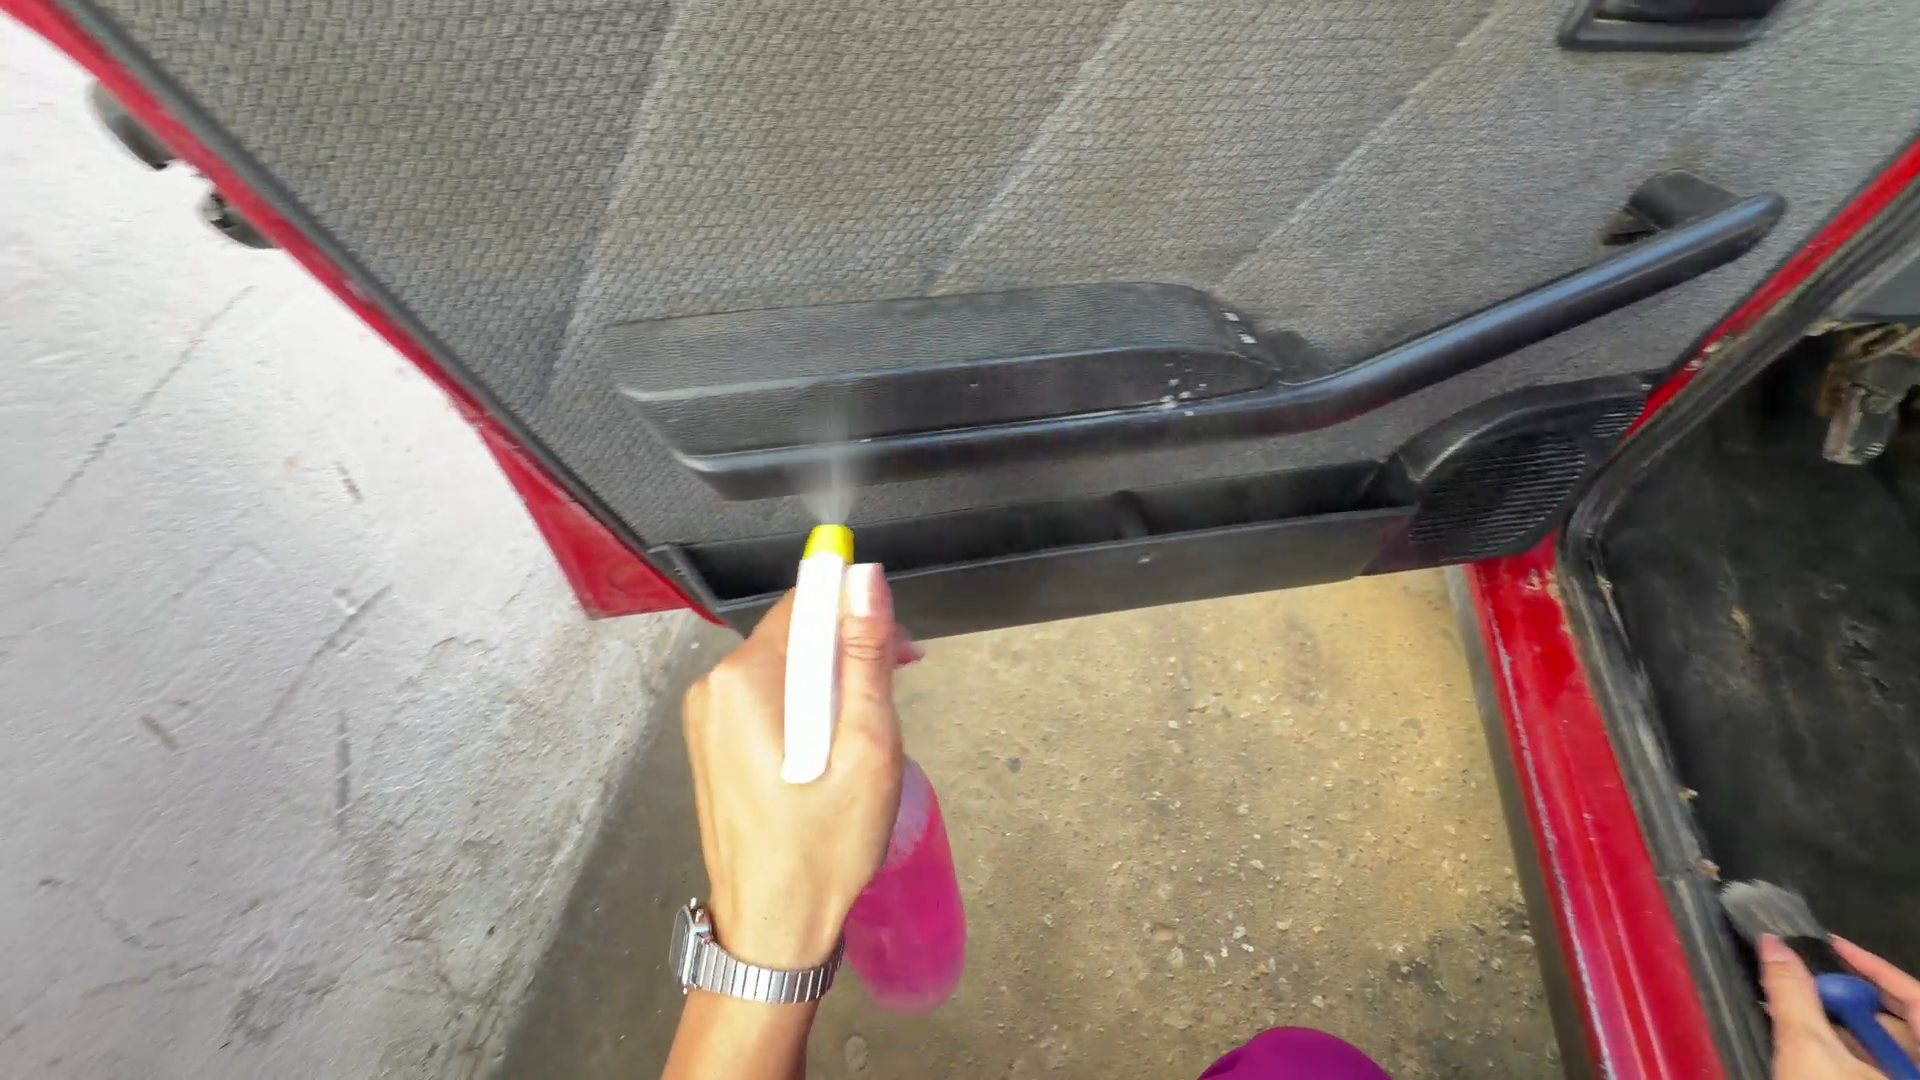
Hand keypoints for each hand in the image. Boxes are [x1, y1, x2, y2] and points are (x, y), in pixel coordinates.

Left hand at [682, 564, 919, 969]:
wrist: (772, 931)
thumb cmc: (828, 842)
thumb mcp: (866, 744)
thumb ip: (865, 655)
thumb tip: (864, 576)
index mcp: (745, 679)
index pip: (805, 604)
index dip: (857, 612)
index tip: (900, 649)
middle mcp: (714, 686)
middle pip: (795, 634)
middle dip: (851, 649)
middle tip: (899, 688)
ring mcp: (707, 717)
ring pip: (786, 666)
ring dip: (835, 679)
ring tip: (870, 727)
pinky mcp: (713, 741)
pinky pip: (769, 697)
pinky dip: (809, 704)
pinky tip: (835, 743)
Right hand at [1763, 934, 1919, 1078]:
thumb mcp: (1808, 1052)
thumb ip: (1792, 994)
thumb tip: (1774, 944)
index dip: (1874, 968)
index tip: (1829, 944)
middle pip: (1908, 1028)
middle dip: (1853, 1003)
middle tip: (1804, 988)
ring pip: (1899, 1052)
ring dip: (1850, 1031)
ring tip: (1805, 1024)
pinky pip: (1890, 1070)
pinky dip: (1857, 1056)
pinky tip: (1822, 1052)